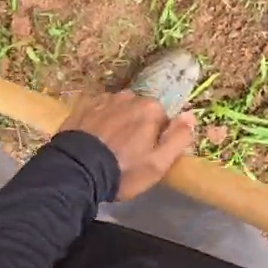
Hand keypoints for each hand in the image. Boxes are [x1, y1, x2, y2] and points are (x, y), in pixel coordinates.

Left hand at [56, 92, 195, 200]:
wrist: (76, 170)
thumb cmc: (123, 171)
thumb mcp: (158, 163)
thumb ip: (178, 138)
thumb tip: (190, 115)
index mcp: (151, 108)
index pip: (162, 120)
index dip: (156, 139)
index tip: (144, 156)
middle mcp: (128, 96)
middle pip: (140, 112)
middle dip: (136, 128)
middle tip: (126, 154)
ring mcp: (103, 99)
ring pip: (119, 110)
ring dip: (117, 123)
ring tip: (108, 148)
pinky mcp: (82, 106)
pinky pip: (99, 111)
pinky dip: (99, 122)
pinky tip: (94, 140)